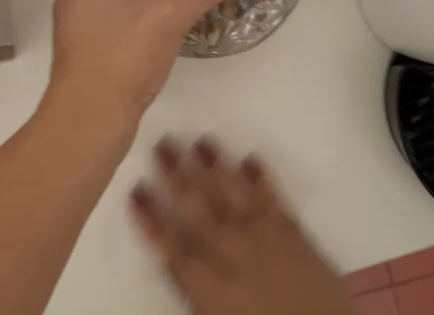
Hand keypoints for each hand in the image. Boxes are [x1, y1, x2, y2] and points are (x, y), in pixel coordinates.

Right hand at [130, 137, 354, 314]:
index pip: (175, 247)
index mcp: (212, 289)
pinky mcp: (297, 235)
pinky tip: (251, 158)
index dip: (153, 219)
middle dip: (178, 177)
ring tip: (202, 139)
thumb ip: (195, 294)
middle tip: (162, 143)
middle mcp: (236, 256)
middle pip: (201, 212)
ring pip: (236, 197)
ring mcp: (268, 241)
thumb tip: (175, 262)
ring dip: (218, 168)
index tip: (136, 189)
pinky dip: (264, 179)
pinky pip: (277, 201)